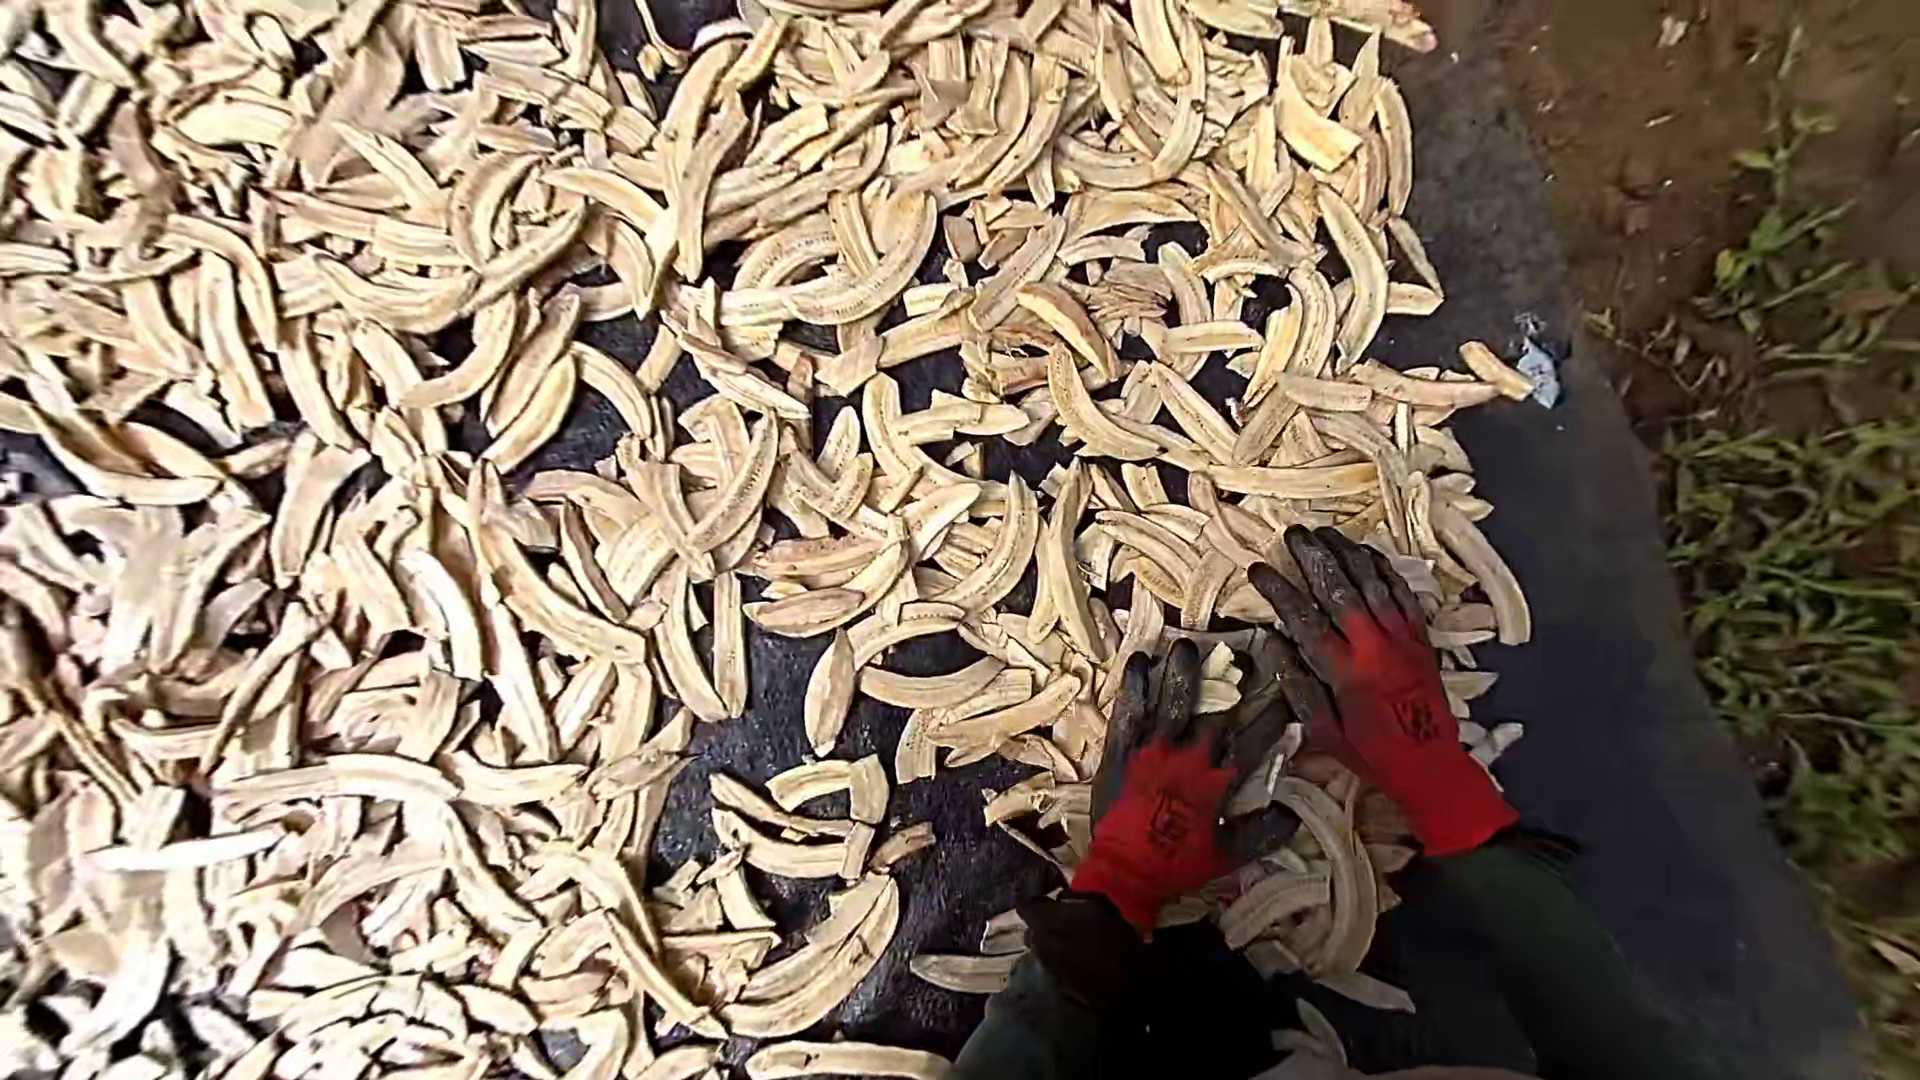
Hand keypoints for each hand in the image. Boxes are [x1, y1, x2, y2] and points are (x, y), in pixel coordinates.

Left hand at [1071, 640, 1291, 931]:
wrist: (1123, 870)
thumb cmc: (1176, 864)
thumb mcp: (1228, 857)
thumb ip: (1262, 833)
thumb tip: (1291, 811)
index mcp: (1216, 782)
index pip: (1253, 741)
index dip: (1273, 716)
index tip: (1288, 691)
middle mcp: (1186, 757)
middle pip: (1214, 712)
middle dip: (1231, 683)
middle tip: (1244, 656)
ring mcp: (1151, 748)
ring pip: (1170, 702)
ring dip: (1180, 673)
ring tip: (1187, 645)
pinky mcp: (1121, 746)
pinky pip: (1129, 709)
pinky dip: (1135, 685)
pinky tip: (1139, 661)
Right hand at [1249, 526, 1516, 856]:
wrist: (1433, 765)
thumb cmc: (1369, 750)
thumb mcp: (1321, 730)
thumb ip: (1296, 685)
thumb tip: (1270, 642)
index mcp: (1344, 670)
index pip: (1304, 618)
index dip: (1278, 589)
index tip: (1258, 569)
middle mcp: (1374, 647)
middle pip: (1340, 590)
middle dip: (1314, 557)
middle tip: (1293, 533)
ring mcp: (1402, 639)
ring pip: (1371, 584)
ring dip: (1346, 554)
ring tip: (1324, 532)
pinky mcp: (1421, 638)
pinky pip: (1402, 594)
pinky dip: (1382, 570)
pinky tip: (1365, 553)